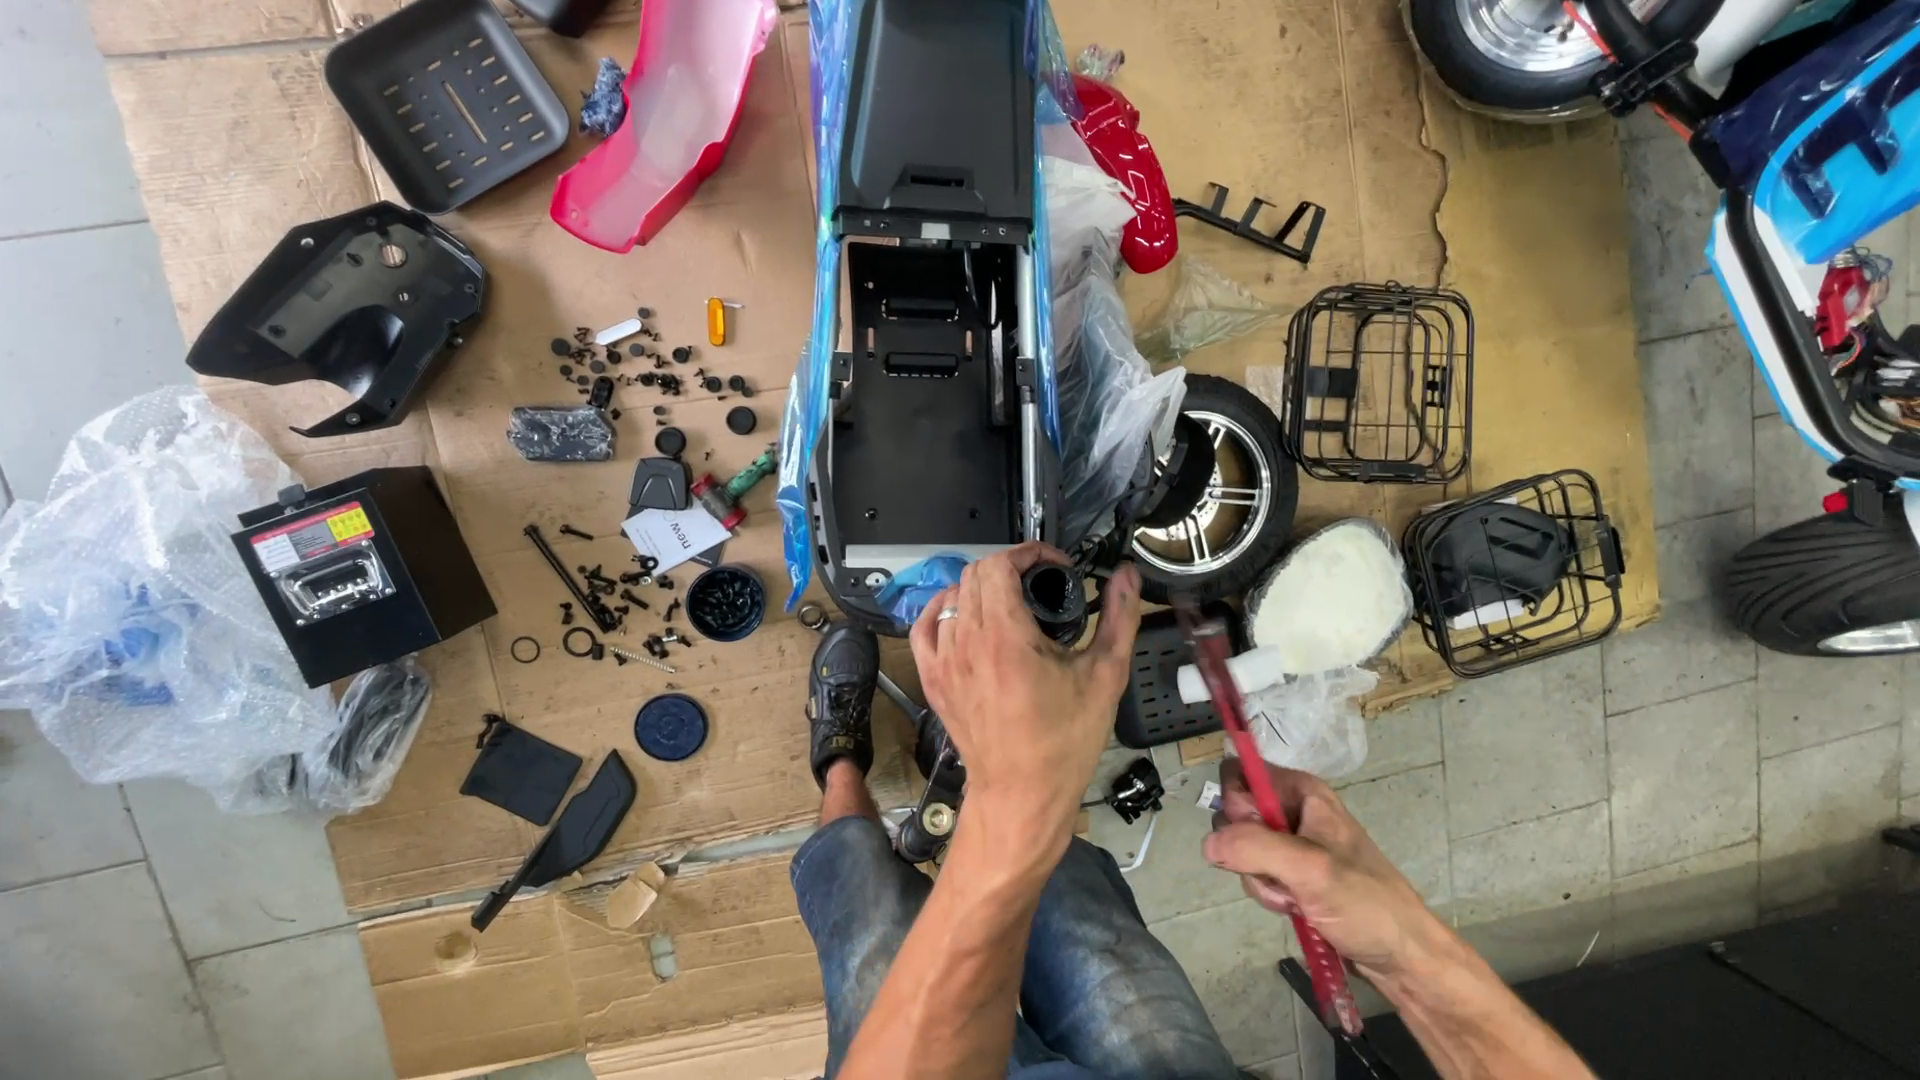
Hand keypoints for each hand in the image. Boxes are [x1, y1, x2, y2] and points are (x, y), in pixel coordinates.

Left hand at [909, 544, 1142, 853]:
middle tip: (1039, 583)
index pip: (1000, 564)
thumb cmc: (1064, 742)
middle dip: (1010, 567)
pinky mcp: (933, 679)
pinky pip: (925, 626)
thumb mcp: (1104, 675)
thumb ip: (1119, 618)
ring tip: (1011, 602)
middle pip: (976, 573)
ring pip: (952, 596)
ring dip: (982, 587)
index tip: (1053, 565)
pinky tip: (964, 613)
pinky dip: (943, 610)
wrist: (1022, 793)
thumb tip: (1126, 575)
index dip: (1029, 553)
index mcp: (1006, 636)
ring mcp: (944, 661)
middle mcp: (967, 642)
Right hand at [1203, 758, 1442, 980]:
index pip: (1239, 774)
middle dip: (1246, 850)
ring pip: (1241, 848)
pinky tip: (1294, 908)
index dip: (1236, 804)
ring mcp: (1291, 842)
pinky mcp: (1291, 872)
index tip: (1254, 835)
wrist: (1403, 956)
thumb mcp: (1309, 868)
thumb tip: (1208, 843)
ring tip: (1294, 897)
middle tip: (1279, 873)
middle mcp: (1293, 809)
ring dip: (1259, 879)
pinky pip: (1255, 873)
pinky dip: (1268, 894)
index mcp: (1301, 791)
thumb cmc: (1365, 903)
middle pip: (1235, 814)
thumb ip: (1254, 847)